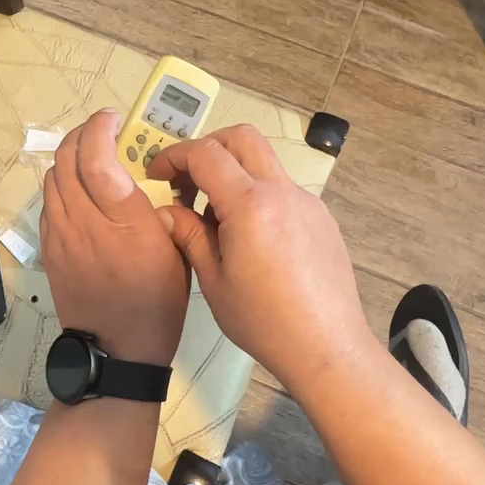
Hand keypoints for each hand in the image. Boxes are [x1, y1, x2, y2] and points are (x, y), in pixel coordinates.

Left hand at [39, 109, 190, 365]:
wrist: (116, 349)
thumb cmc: (157, 303)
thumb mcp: (178, 252)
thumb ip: (166, 209)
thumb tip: (157, 177)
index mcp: (123, 222)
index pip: (96, 158)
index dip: (100, 128)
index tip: (113, 119)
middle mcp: (84, 223)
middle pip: (66, 159)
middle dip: (82, 135)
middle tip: (103, 133)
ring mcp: (60, 236)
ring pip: (52, 178)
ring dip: (70, 159)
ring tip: (92, 160)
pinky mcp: (49, 250)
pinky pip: (48, 203)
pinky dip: (62, 187)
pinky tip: (81, 195)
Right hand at [149, 126, 376, 392]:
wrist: (326, 347)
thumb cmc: (264, 322)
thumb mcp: (213, 281)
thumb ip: (188, 235)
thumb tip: (166, 212)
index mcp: (250, 205)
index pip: (205, 154)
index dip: (173, 156)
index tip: (157, 174)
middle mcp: (282, 192)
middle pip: (241, 138)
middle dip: (207, 148)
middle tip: (186, 181)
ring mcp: (307, 202)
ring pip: (264, 162)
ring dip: (233, 172)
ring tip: (214, 217)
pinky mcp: (320, 217)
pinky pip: (282, 188)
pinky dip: (256, 194)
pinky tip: (247, 236)